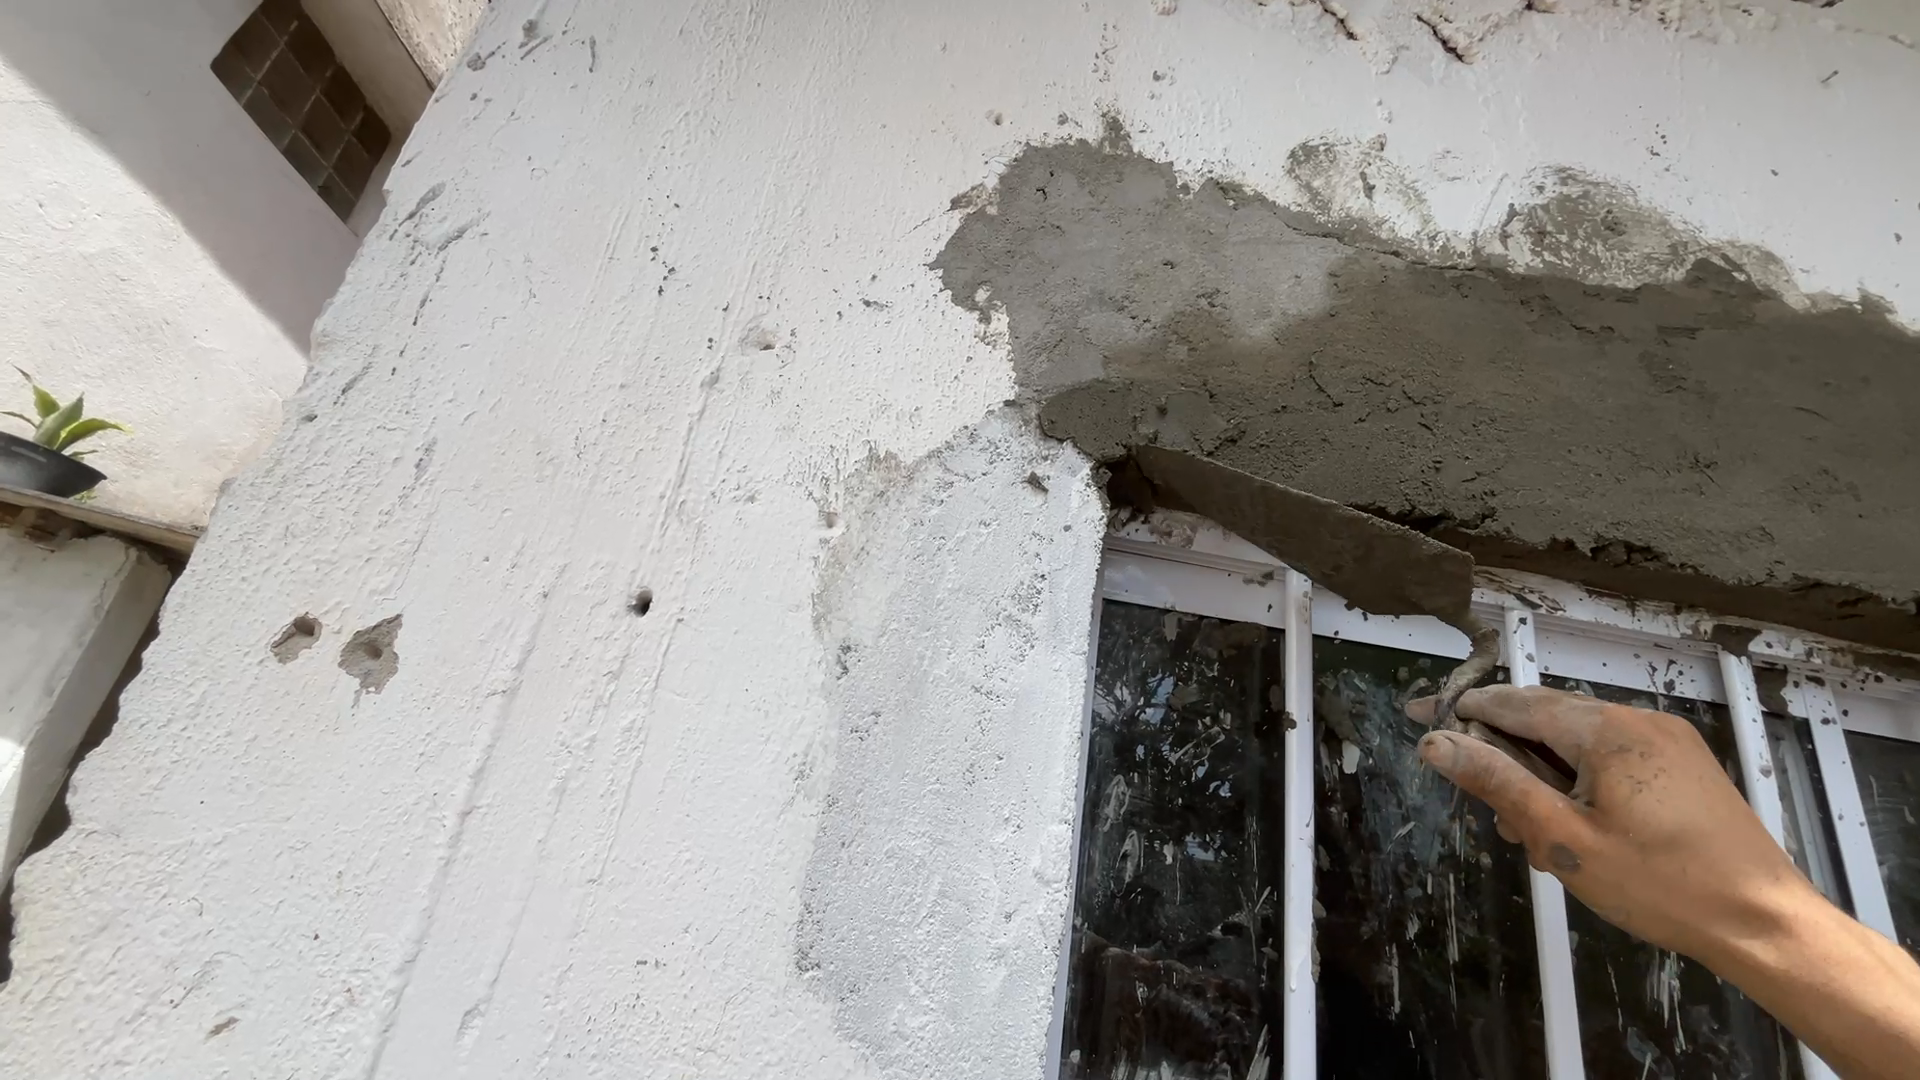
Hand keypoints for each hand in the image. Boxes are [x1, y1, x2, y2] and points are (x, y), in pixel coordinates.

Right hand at [1404, 685, 1814, 967]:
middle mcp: (1636, 721)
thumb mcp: (1561, 837)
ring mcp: (1664, 742)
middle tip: (1463, 782)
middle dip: (1497, 747)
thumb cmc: (1660, 884)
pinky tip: (1560, 820)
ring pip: (1569, 738)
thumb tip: (1434, 741)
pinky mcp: (1680, 765)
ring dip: (1533, 770)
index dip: (1458, 708)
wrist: (1775, 931)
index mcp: (1607, 730)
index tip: (1416, 713)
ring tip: (1519, 825)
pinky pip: (1602, 754)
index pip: (1511, 704)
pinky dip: (1569, 776)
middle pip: (1539, 716)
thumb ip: (1494, 781)